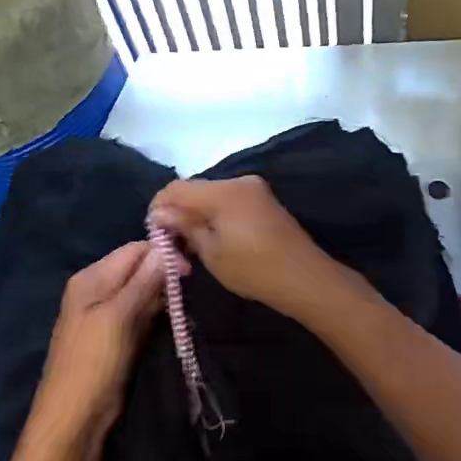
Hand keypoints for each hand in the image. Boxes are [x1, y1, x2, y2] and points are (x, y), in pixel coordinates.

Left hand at [32, 241, 178, 432]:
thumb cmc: (92, 363)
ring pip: (143, 291)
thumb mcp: (118, 317)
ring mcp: (107, 313)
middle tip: (191, 289)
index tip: (191, 269)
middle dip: (165, 274)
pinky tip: (174, 318)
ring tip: (185, 305)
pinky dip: (158, 313)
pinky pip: (142, 312)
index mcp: (91, 278)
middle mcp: (97, 289)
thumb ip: (143, 282)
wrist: (74, 418)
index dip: (162, 254)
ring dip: (163, 295)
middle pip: (138, 268)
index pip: (133, 250)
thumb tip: (166, 249)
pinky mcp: (118, 334)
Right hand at [148, 176, 341, 319]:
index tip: (154, 233)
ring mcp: (255, 190)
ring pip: (212, 196)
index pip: (176, 188)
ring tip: (191, 246)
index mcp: (224, 191)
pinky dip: (217, 216)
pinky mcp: (265, 201)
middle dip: (179, 212)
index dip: (159, 207)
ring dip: (198, 215)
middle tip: (172, 244)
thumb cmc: (254, 269)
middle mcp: (239, 182)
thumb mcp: (211, 252)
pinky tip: (214, 239)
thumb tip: (161, 213)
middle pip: (195, 190)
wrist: (305, 278)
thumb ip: (184, 226)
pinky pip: (230, 202)